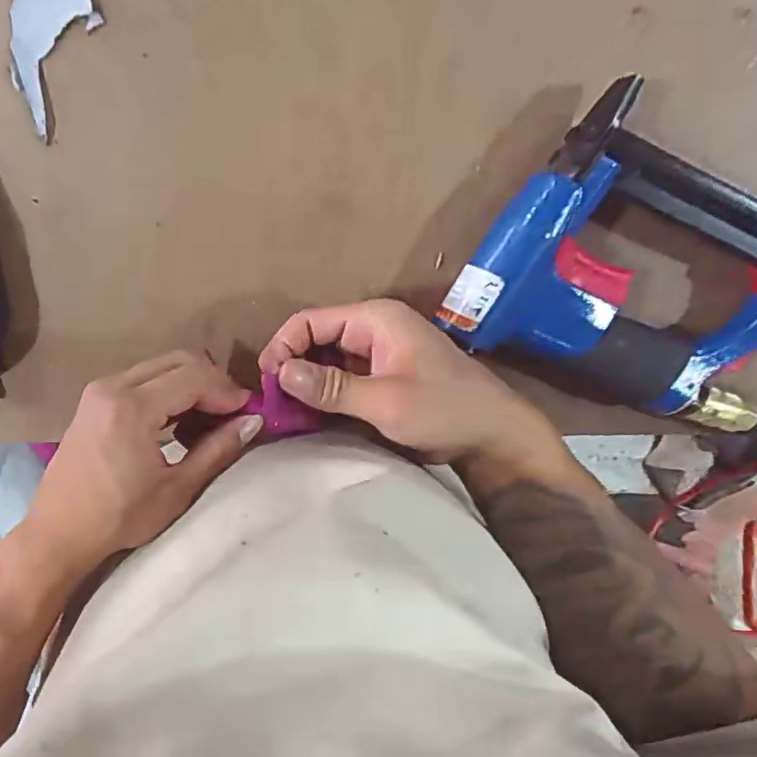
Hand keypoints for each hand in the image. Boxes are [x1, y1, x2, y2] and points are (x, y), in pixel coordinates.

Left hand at [19, 350, 262, 574]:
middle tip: (230, 414)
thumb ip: (216, 450)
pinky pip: (137, 381)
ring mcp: (96, 392)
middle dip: (210, 382)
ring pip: (156, 368)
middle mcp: (111, 387)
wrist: (59, 532)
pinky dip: (163, 391)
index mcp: (131, 407)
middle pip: (176, 361)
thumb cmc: (118, 517)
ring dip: (186, 385)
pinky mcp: (90, 403)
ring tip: (206, 421)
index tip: (247, 412)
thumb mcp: (176, 489)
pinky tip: (175, 422)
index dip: (227, 391)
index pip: (194, 376)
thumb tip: (252, 422)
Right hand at [257, 298, 560, 465]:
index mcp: (375, 320)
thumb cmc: (444, 410)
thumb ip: (331, 387)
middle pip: (312, 339)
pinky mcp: (376, 379)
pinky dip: (318, 396)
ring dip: (302, 385)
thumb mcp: (384, 400)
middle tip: (272, 404)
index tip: (266, 385)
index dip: (282, 348)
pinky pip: (336, 381)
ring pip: (322, 362)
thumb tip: (280, 374)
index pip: (309, 321)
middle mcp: (371, 331)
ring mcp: (374, 356)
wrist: (490, 436)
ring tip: (284, 414)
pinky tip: (306, 417)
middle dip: (289, 368)